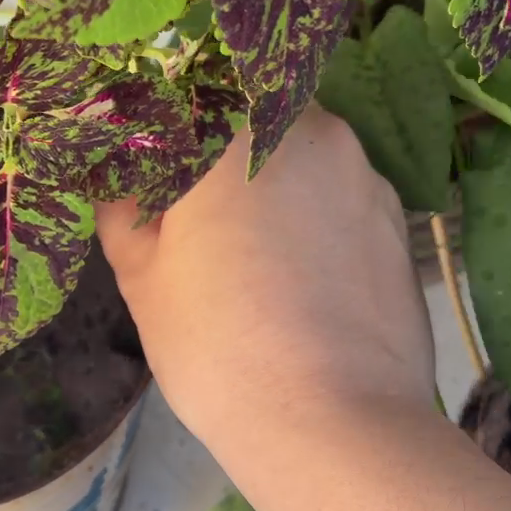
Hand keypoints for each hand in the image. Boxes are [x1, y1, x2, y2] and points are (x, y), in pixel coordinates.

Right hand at [95, 105, 433, 433]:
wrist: (329, 422)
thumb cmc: (211, 338)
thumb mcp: (138, 271)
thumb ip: (120, 207)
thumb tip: (114, 178)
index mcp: (235, 135)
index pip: (183, 88)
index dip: (152, 110)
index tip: (130, 144)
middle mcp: (311, 134)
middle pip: (244, 108)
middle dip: (206, 135)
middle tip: (173, 184)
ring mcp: (364, 175)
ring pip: (293, 146)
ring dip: (256, 168)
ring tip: (227, 228)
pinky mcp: (396, 220)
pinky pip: (332, 186)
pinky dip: (299, 202)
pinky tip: (278, 258)